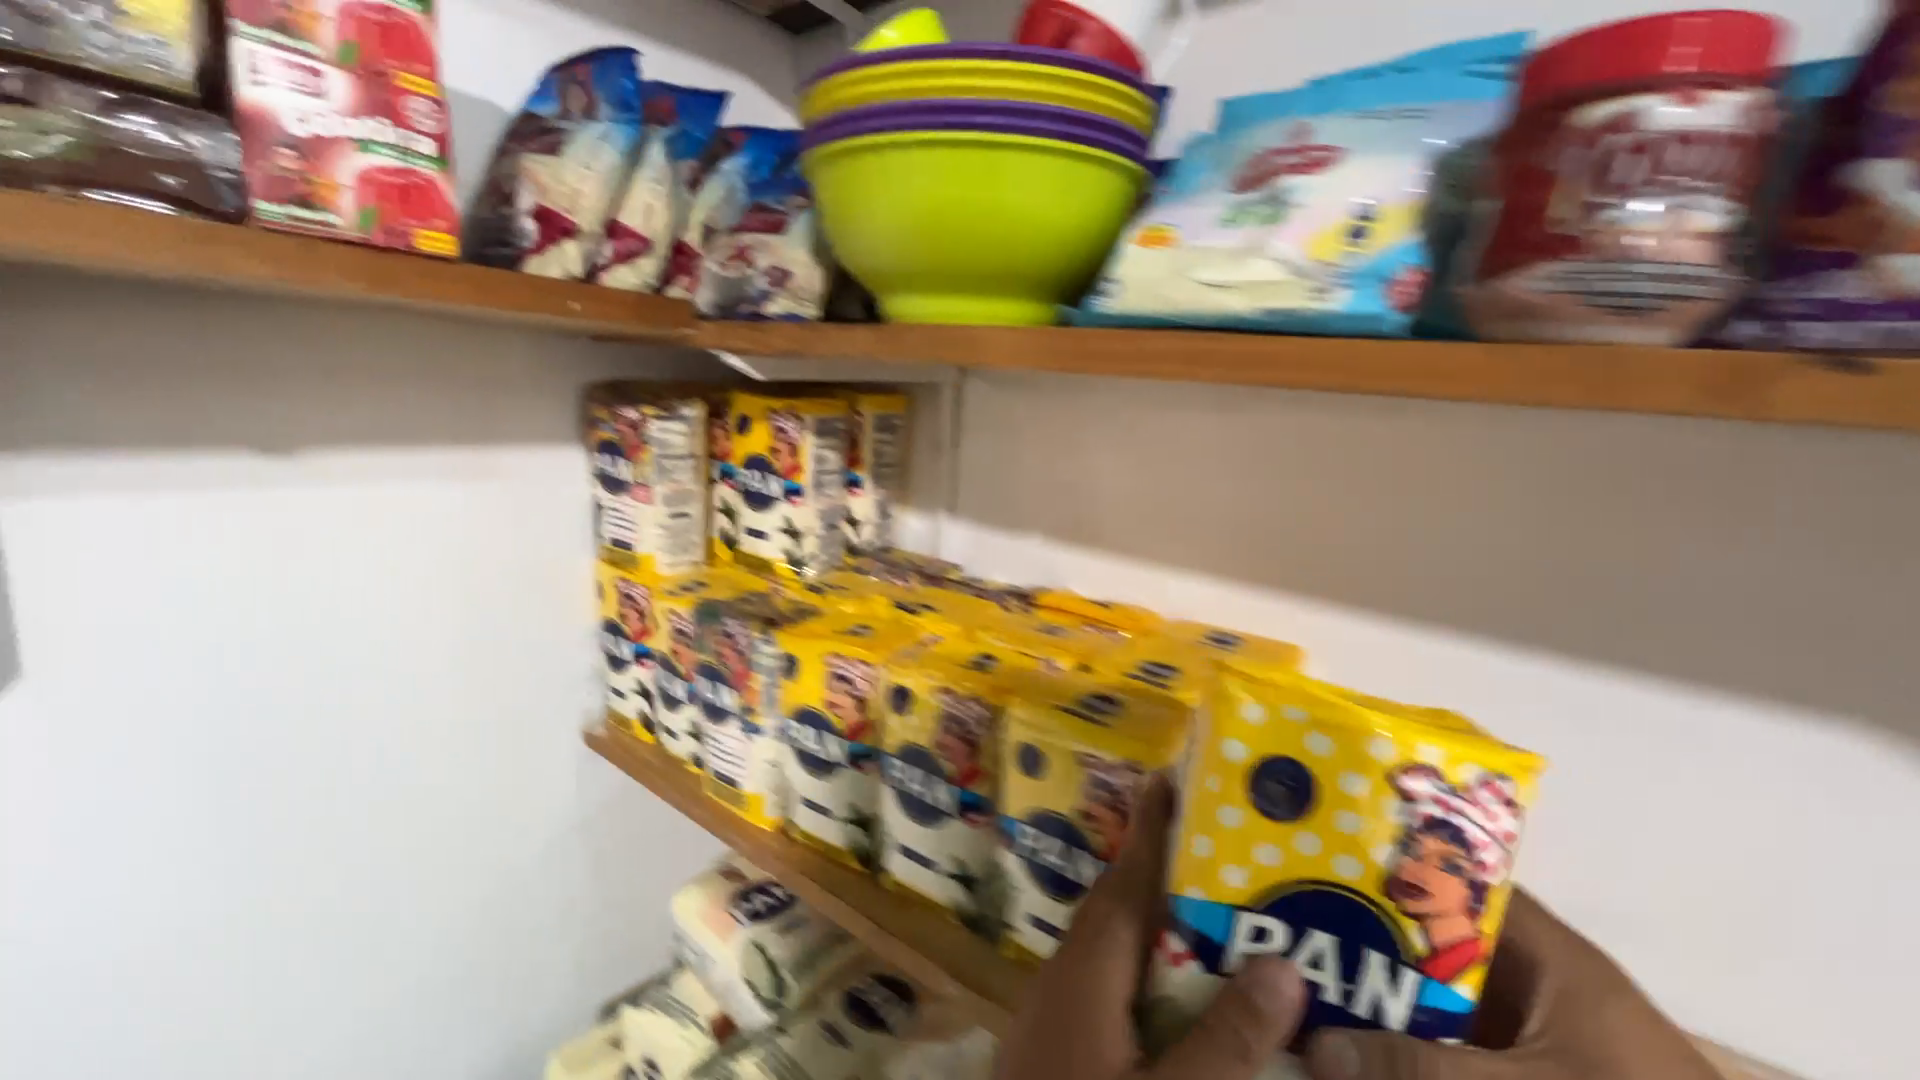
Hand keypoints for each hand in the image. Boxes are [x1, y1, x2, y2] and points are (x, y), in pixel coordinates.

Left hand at [996, 776, 1308, 1079]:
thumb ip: (1224, 1039)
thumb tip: (1280, 965)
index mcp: (1085, 974)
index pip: (1125, 881)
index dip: (1151, 829)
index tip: (1174, 777)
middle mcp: (1065, 981)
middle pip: (1120, 910)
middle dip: (1167, 874)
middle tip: (1230, 851)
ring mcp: (1059, 1017)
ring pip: (1117, 954)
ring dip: (1163, 932)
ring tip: (1227, 921)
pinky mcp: (1063, 1050)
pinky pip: (1114, 994)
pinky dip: (1153, 982)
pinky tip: (1190, 1006)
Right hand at [1305, 890, 1727, 1079]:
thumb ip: (1423, 1069)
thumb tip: (1315, 1044)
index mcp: (1551, 957)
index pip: (1465, 883)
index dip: (1398, 868)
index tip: (1326, 867)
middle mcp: (1539, 986)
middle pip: (1441, 944)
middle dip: (1372, 942)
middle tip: (1297, 932)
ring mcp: (1536, 1039)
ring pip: (1443, 1002)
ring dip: (1388, 1003)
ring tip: (1311, 991)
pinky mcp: (1533, 1076)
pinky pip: (1456, 1051)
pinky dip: (1414, 1051)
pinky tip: (1363, 1054)